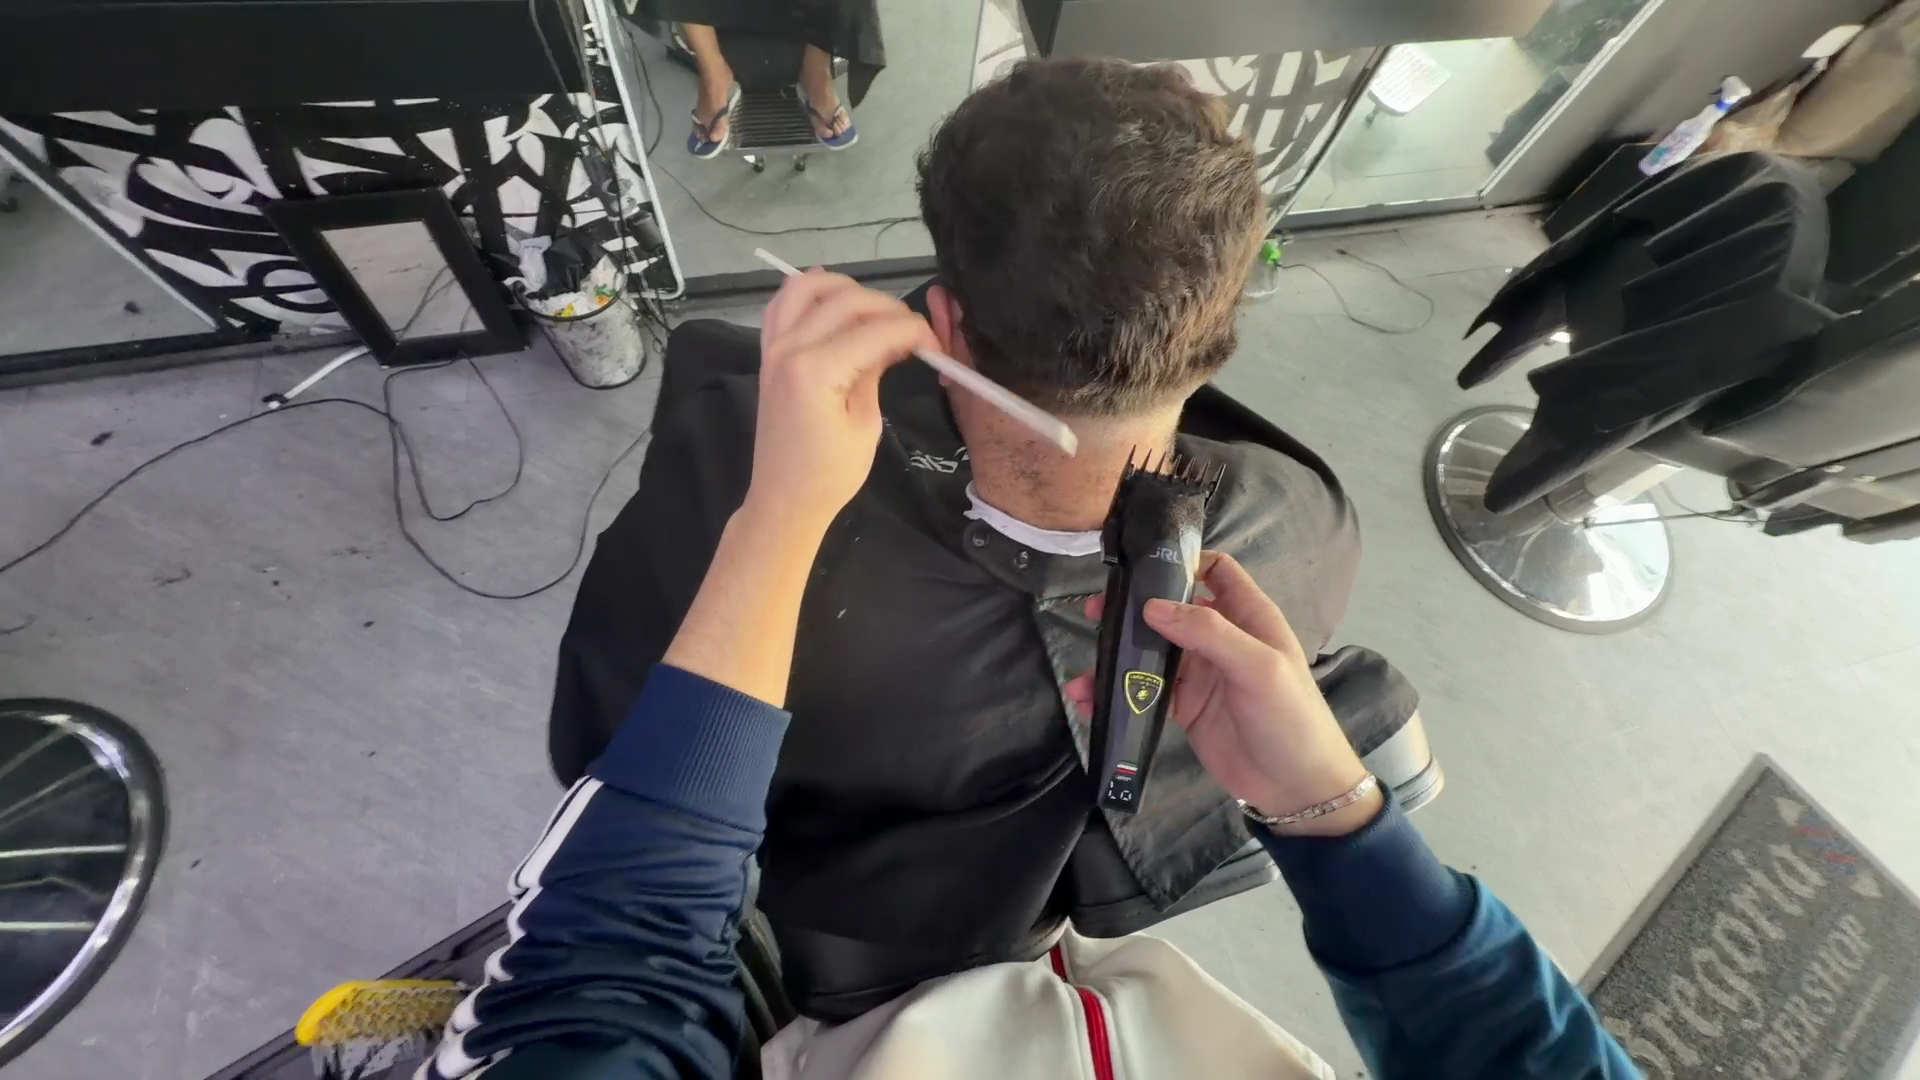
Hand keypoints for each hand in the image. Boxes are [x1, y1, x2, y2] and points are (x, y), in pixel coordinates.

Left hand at [747, 271, 939, 529]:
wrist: (784, 498)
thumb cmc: (830, 475)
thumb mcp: (866, 424)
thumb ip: (877, 370)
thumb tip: (897, 340)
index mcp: (817, 371)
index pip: (876, 330)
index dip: (914, 331)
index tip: (936, 346)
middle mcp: (791, 348)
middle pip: (847, 301)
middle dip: (889, 309)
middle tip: (914, 334)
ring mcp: (774, 346)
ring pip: (809, 287)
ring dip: (848, 289)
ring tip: (876, 312)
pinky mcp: (768, 352)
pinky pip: (783, 304)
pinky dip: (809, 292)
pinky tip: (833, 298)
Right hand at [1064, 552, 1379, 835]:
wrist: (1297, 791)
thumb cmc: (1291, 719)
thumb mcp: (1259, 668)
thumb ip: (1209, 632)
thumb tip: (1151, 607)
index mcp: (1247, 617)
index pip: (1216, 571)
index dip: (1183, 562)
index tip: (1142, 566)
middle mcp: (1220, 637)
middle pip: (1171, 608)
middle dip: (1132, 607)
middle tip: (1096, 612)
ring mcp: (1199, 671)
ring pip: (1150, 649)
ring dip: (1118, 655)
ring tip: (1085, 670)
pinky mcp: (1183, 704)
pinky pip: (1144, 689)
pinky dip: (1118, 691)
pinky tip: (1091, 699)